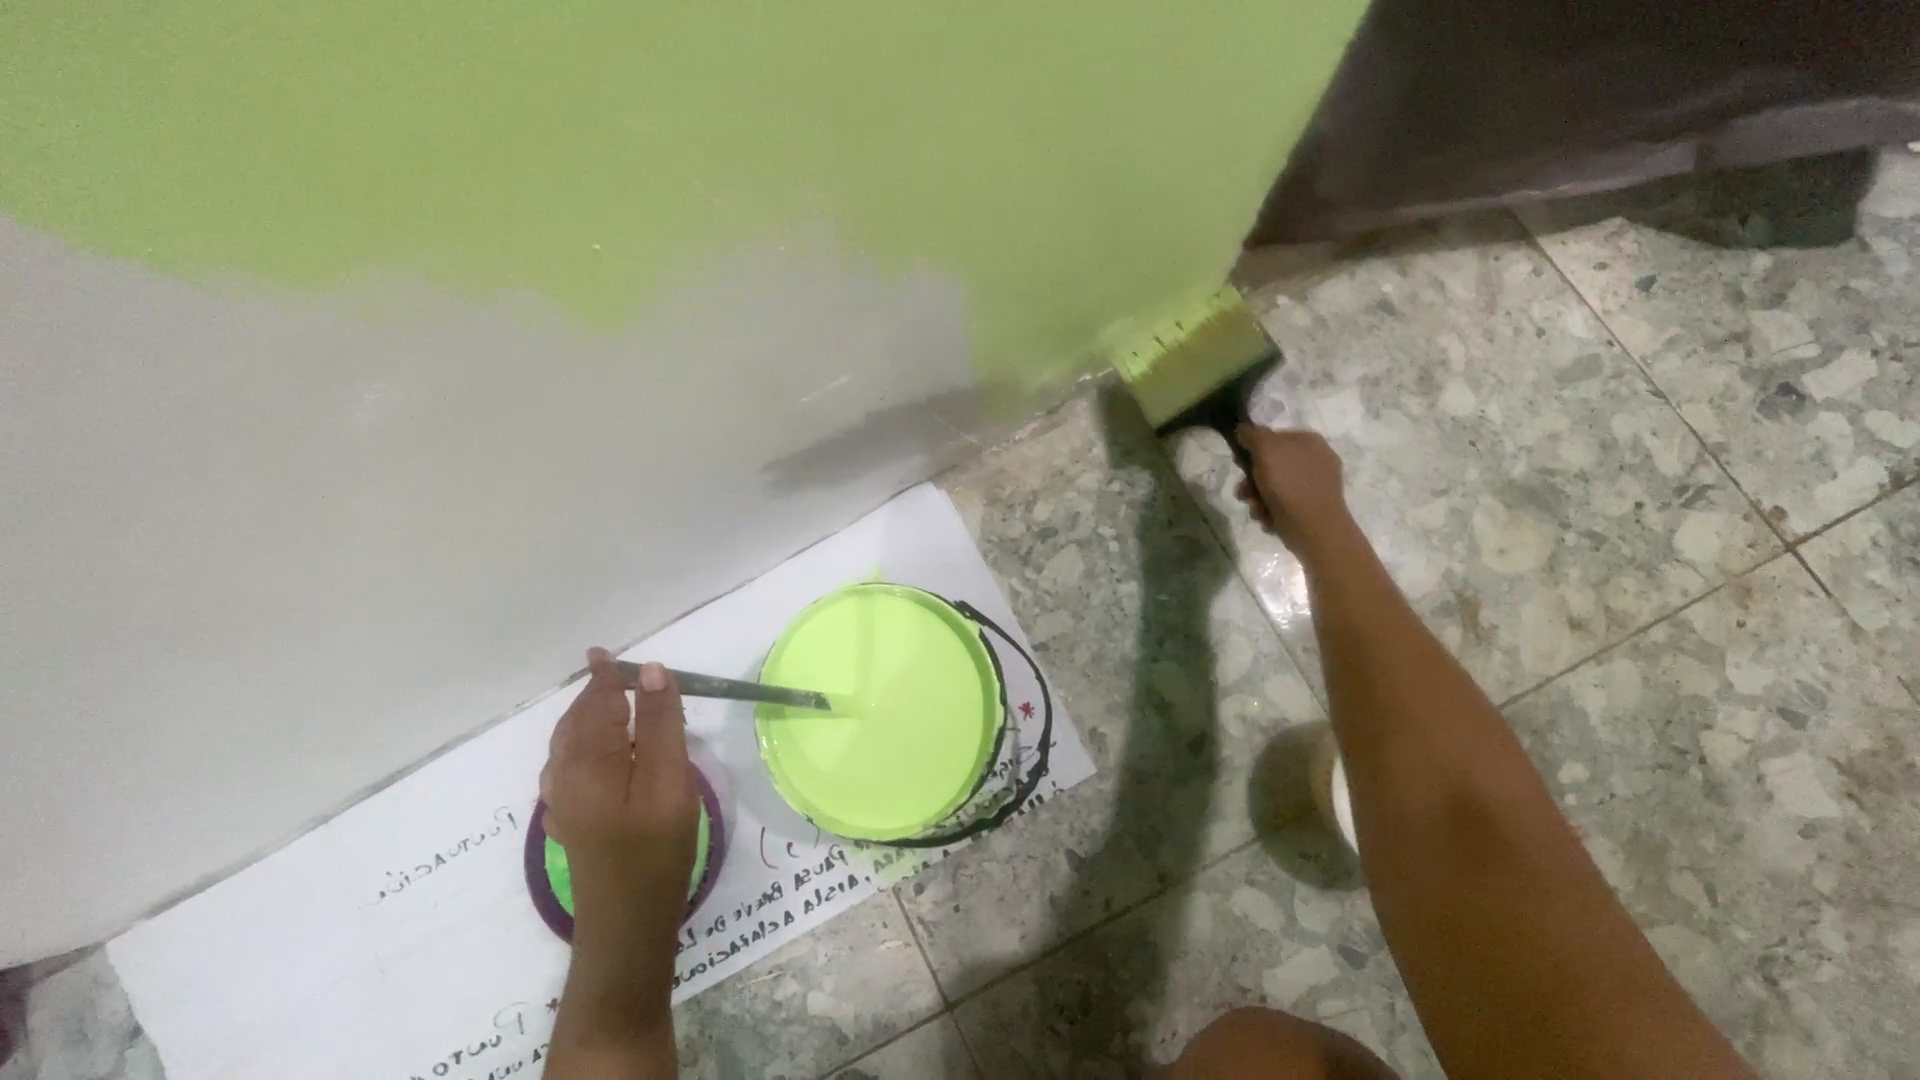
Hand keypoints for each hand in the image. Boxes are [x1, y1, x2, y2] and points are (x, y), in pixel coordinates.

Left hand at [541, 650, 693, 1077]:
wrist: (627, 925)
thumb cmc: (654, 850)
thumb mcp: (668, 781)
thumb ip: (661, 725)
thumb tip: (651, 672)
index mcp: (588, 760)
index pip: (597, 703)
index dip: (605, 676)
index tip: (605, 653)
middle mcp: (566, 776)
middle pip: (577, 722)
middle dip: (594, 696)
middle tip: (617, 675)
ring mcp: (565, 802)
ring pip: (570, 745)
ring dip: (588, 719)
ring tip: (611, 705)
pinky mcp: (572, 822)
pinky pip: (571, 766)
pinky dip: (586, 744)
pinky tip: (602, 755)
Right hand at [1233, 424, 1354, 556]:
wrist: (1314, 527)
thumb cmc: (1289, 484)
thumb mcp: (1266, 450)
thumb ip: (1253, 435)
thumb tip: (1244, 430)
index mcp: (1308, 440)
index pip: (1273, 437)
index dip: (1252, 449)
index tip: (1239, 464)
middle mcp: (1315, 459)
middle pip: (1271, 464)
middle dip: (1252, 480)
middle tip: (1244, 493)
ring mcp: (1315, 484)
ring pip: (1274, 486)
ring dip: (1258, 498)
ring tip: (1257, 509)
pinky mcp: (1312, 506)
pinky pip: (1284, 503)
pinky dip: (1272, 511)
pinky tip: (1269, 518)